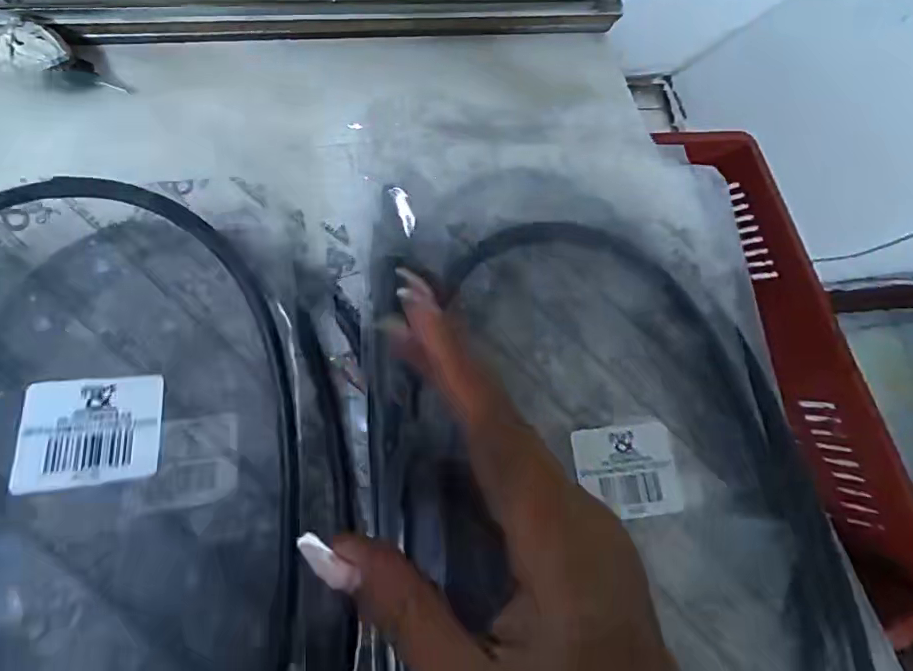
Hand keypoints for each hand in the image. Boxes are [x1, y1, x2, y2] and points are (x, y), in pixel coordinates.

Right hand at [298, 268, 677, 670]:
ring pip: (516, 445)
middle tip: (400, 315)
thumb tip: (325, 543)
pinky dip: (482, 442)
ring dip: (463, 399)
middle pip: (506, 424)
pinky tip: (450, 434)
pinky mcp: (583, 544)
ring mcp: (587, 528)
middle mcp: (579, 514)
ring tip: (411, 355)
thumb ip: (404, 610)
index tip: (421, 302)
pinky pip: (525, 475)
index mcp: (559, 538)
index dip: (454, 361)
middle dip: (451, 364)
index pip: (495, 431)